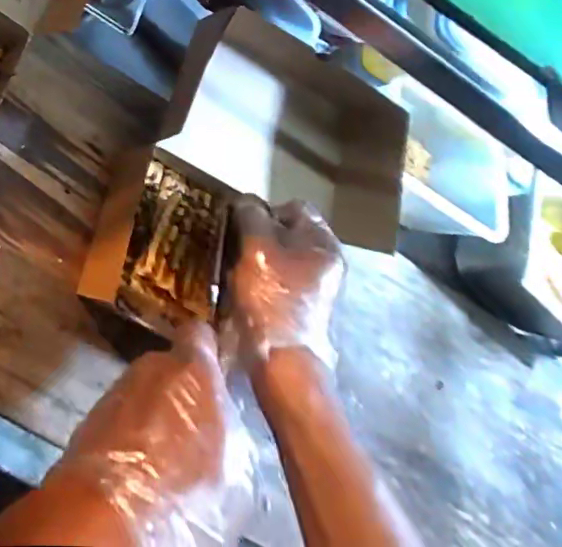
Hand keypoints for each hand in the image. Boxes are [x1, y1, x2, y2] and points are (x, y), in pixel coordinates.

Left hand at [49, 322, 254, 545]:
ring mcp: (119, 385)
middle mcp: (152, 365)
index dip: (211, 351)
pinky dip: (135, 428)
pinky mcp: (95, 411)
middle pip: (173, 365)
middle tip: (201, 426)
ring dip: (159, 410)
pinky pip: (126, 410)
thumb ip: (233, 426)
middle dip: (185, 388)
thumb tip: (231, 417)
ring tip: (171, 452)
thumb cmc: (184, 490)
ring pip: (148, 389)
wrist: (107, 510)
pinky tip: (142, 462)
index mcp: (191, 370)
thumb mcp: (235, 468)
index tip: (222, 372)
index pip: (201, 335)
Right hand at [228, 199, 345, 367]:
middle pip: (287, 231)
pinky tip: (243, 287)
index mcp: (323, 241)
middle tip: (234, 243)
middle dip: (259, 233)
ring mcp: (316, 285)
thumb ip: (251, 215)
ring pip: (280, 255)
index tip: (240, 223)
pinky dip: (261, 277)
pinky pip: (278, 277)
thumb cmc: (272, 298)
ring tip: (234, 266)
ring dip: (257, 256)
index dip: (265, 208)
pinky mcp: (303, 305)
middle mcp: (327, 260)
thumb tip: (246, 201)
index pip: (293, 206)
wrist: (283, 360)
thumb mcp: (256, 246)